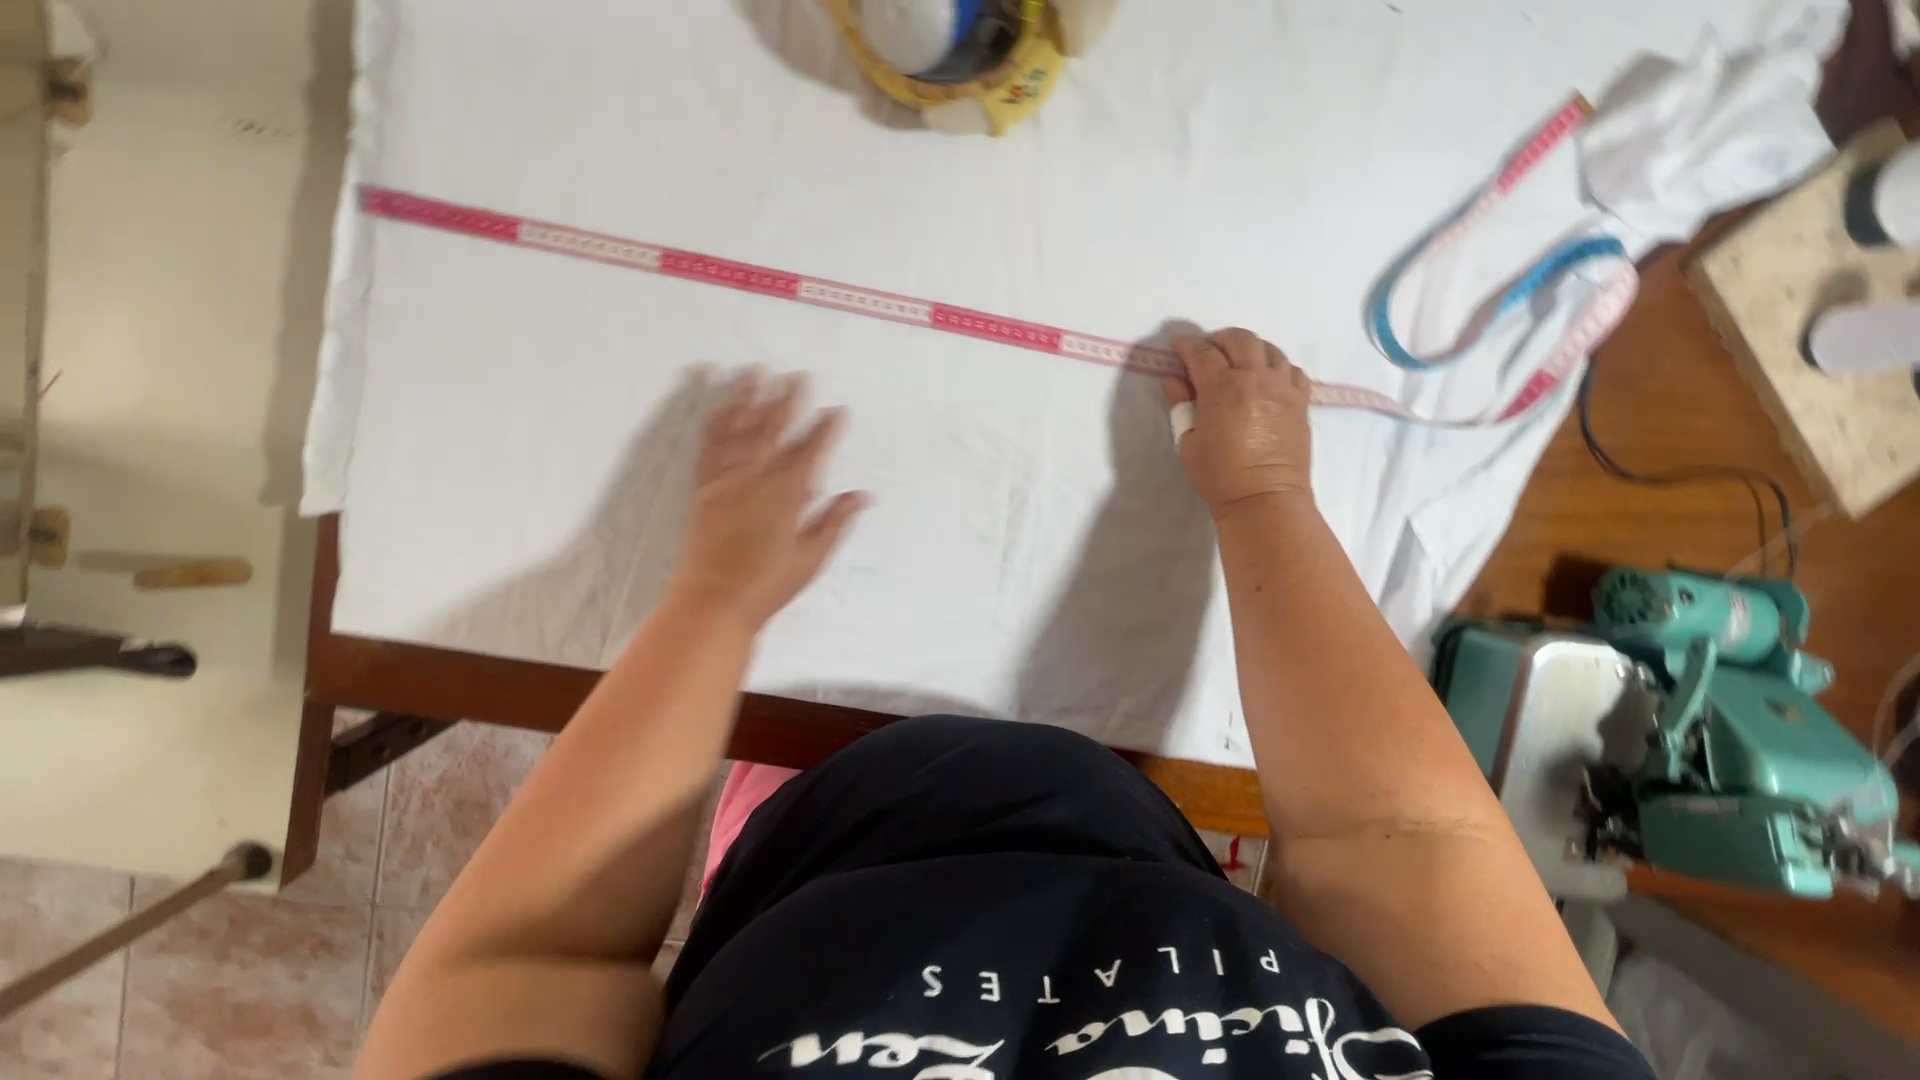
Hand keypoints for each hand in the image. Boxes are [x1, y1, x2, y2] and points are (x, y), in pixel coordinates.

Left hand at [668, 371, 866, 628]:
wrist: (712, 604)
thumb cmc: (768, 586)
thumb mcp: (811, 558)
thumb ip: (834, 521)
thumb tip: (861, 495)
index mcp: (785, 497)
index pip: (810, 453)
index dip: (825, 429)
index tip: (837, 410)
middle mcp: (754, 481)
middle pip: (773, 432)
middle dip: (787, 401)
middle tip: (798, 375)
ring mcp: (725, 483)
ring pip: (738, 433)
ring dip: (748, 400)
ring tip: (755, 372)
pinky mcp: (703, 491)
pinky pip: (709, 450)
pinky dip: (716, 425)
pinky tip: (720, 407)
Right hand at [1164, 328, 1313, 516]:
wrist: (1265, 498)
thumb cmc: (1219, 475)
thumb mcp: (1189, 442)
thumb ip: (1182, 406)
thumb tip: (1174, 381)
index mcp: (1223, 387)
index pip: (1202, 353)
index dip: (1187, 346)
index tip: (1177, 346)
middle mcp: (1255, 378)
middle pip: (1239, 340)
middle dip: (1219, 339)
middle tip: (1207, 350)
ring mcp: (1283, 387)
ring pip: (1269, 349)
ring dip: (1250, 348)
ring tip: (1239, 360)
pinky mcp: (1301, 401)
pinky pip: (1292, 370)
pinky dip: (1276, 366)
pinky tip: (1267, 378)